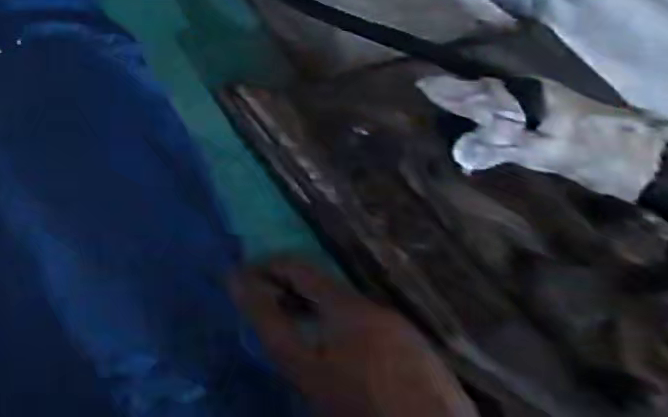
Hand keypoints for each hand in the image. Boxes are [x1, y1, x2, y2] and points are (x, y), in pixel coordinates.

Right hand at [230, 257, 474, 416]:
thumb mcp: (304, 369)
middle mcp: (383, 311)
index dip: (265, 268)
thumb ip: (267, 321)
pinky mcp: (433, 371)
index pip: (298, 265)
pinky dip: (353, 344)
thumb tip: (233, 278)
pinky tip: (349, 373)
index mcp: (351, 305)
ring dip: (323, 323)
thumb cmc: (363, 409)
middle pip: (327, 291)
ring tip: (305, 348)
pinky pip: (379, 340)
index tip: (243, 286)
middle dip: (293, 298)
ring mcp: (414, 341)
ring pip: (354, 317)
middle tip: (270, 319)